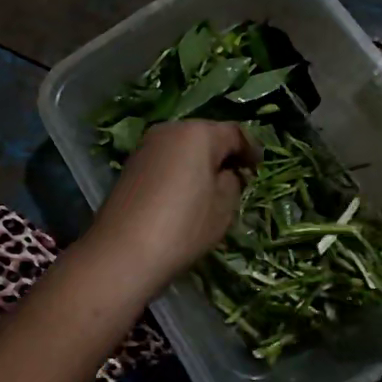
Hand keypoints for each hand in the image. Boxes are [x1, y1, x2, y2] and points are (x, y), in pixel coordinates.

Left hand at [87, 120, 258, 295]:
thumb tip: (227, 173)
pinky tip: (184, 193)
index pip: (234, 133)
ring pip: (182, 148)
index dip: (251, 149)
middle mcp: (168, 130)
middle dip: (222, 153)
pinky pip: (164, 161)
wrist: (123, 250)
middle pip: (205, 136)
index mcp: (197, 133)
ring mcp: (144, 147)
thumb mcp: (223, 206)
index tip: (258, 168)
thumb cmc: (183, 226)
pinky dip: (178, 171)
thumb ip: (232, 181)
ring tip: (211, 187)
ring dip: (198, 162)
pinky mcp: (129, 166)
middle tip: (237, 177)